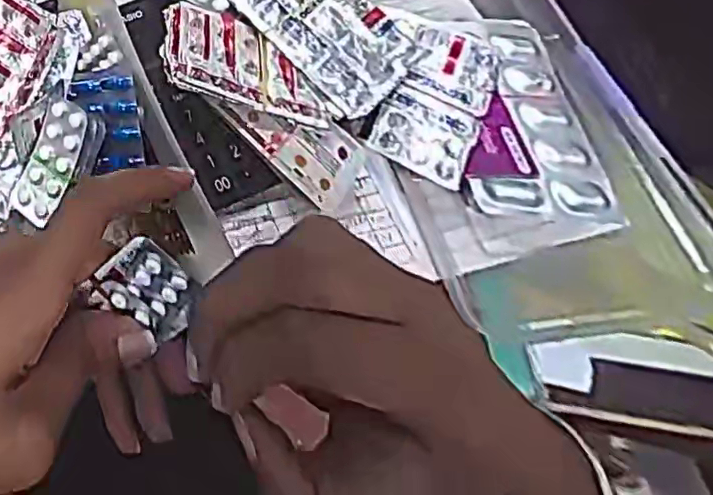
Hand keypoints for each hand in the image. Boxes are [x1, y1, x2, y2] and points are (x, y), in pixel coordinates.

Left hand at [0, 167, 194, 494]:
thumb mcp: (24, 429)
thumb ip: (79, 364)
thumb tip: (126, 323)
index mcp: (25, 284)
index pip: (90, 209)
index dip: (138, 184)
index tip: (178, 178)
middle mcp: (3, 265)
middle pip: (86, 260)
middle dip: (131, 304)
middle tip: (160, 379)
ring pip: (61, 286)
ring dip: (96, 332)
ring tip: (123, 411)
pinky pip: (30, 301)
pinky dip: (62, 337)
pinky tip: (74, 391)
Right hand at [189, 217, 601, 494]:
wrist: (509, 466)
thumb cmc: (444, 487)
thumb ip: (286, 463)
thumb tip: (231, 409)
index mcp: (442, 386)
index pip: (318, 340)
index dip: (249, 362)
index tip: (221, 396)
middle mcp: (429, 315)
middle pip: (306, 268)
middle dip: (232, 304)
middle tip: (202, 351)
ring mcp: (409, 281)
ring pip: (305, 241)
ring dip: (245, 280)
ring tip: (224, 326)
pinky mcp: (384, 268)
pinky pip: (311, 243)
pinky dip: (268, 269)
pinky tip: (259, 310)